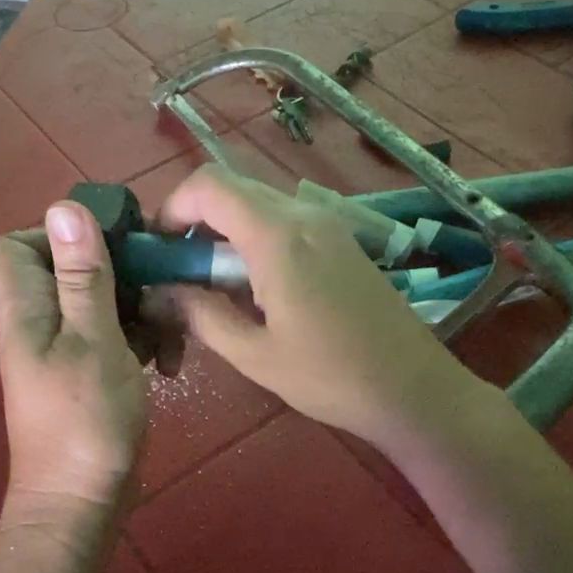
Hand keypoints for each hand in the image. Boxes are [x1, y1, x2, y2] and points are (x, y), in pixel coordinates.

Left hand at [0, 202, 147, 515]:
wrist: (82, 504)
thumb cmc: (87, 421)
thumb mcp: (93, 340)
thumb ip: (83, 276)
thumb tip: (64, 206)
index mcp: (26, 311)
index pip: (15, 246)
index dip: (57, 235)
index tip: (110, 245)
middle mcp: (38, 326)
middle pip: (68, 273)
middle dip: (119, 274)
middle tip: (162, 287)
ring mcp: (64, 354)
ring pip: (99, 307)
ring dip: (139, 311)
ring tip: (174, 336)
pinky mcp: (88, 377)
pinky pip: (112, 339)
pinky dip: (140, 342)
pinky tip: (168, 362)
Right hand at [154, 163, 491, 453]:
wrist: (413, 387)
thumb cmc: (332, 377)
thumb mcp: (256, 355)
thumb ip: (202, 315)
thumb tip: (162, 293)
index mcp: (279, 236)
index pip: (210, 184)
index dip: (173, 207)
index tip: (159, 250)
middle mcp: (305, 215)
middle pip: (234, 189)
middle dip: (196, 221)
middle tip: (180, 272)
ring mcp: (330, 225)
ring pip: (261, 204)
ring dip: (227, 231)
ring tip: (215, 286)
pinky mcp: (344, 241)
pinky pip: (287, 222)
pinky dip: (258, 239)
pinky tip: (257, 289)